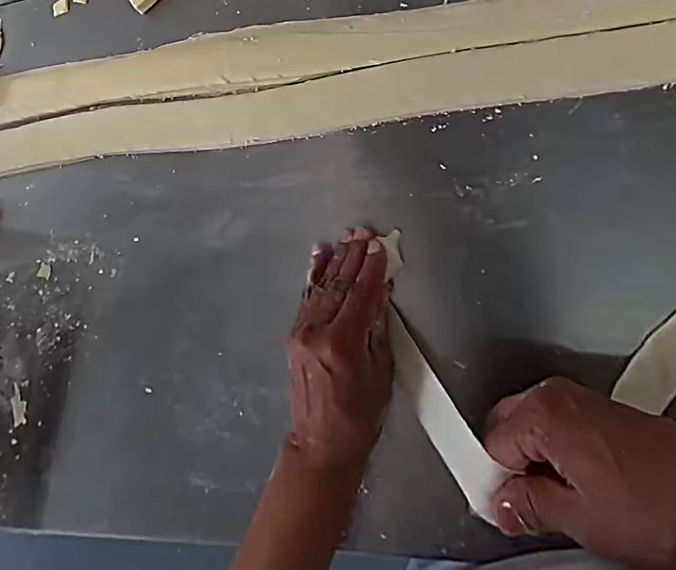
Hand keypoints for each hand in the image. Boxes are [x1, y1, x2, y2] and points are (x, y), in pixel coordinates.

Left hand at [284, 227, 393, 472]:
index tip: (380, 246)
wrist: (320, 445)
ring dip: (336, 259)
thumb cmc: (359, 415)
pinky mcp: (294, 334)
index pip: (362, 294)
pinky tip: (320, 256)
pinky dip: (315, 274)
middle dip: (354, 256)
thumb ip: (379, 327)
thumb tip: (381, 291)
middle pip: (340, 284)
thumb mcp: (381, 371)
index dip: (373, 268)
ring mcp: (301, 332)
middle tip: (364, 232)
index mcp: (342, 343)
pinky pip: (307, 296)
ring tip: (346, 237)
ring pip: (322, 286)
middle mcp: (317, 332)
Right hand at [485, 377, 675, 569]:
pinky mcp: (607, 411)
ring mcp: (584, 399)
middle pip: (508, 425)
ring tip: (572, 505)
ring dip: (540, 462)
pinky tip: (593, 491)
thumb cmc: (663, 506)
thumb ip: (528, 505)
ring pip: (535, 427)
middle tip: (533, 510)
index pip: (488, 441)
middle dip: (512, 465)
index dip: (492, 479)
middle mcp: (559, 393)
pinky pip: (564, 427)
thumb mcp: (580, 521)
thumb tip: (504, 502)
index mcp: (543, 411)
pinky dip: (565, 455)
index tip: (503, 506)